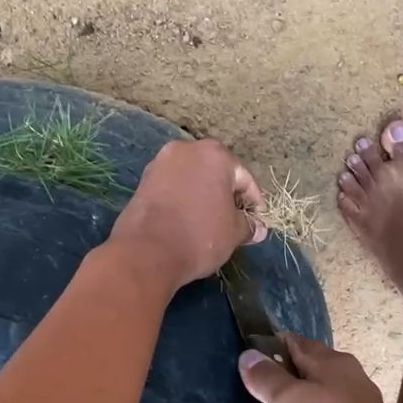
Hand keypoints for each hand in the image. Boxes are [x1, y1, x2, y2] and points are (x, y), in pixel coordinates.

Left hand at [108, 139, 266, 291]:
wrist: (146, 253)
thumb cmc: (199, 235)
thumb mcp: (234, 232)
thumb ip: (248, 225)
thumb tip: (258, 228)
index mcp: (214, 154)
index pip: (244, 178)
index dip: (254, 202)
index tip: (257, 221)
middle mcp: (186, 150)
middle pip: (217, 172)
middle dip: (228, 195)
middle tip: (236, 221)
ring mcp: (161, 163)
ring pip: (193, 178)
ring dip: (205, 196)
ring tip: (212, 223)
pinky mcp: (143, 181)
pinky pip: (173, 187)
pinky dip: (184, 200)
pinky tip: (189, 221)